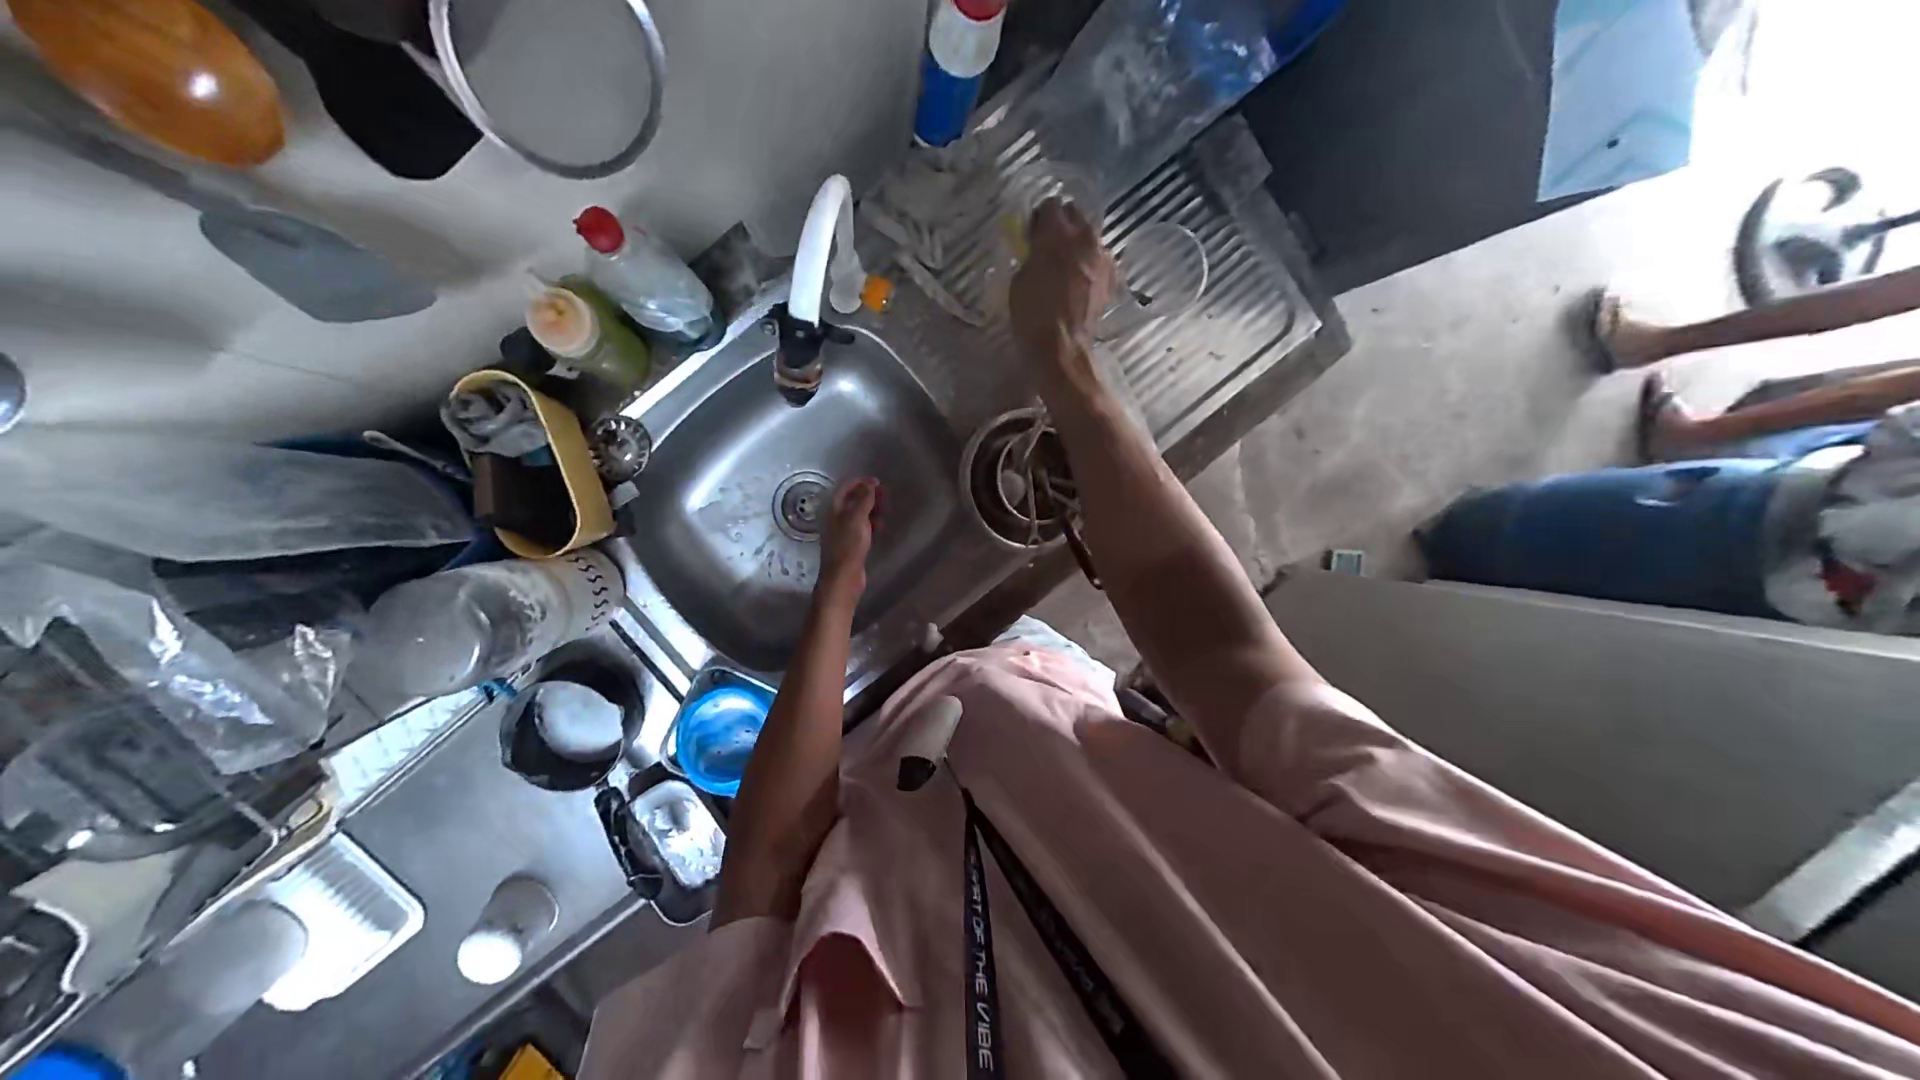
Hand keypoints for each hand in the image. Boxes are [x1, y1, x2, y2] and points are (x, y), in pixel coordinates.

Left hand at [818, 477, 879, 602]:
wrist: (843, 577)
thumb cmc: (849, 546)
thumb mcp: (857, 519)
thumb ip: (864, 500)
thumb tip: (869, 484)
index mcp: (834, 509)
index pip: (845, 487)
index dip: (861, 482)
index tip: (878, 482)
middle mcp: (837, 517)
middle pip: (853, 499)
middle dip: (868, 494)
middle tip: (885, 496)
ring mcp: (843, 530)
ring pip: (859, 513)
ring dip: (872, 508)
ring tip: (885, 510)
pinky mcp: (851, 543)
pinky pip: (862, 526)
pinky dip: (871, 522)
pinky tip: (880, 526)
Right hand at [1009, 198, 1115, 364]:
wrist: (1061, 345)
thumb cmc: (1031, 314)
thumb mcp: (1019, 278)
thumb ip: (1031, 254)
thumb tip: (1037, 247)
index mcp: (1056, 234)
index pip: (1050, 205)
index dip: (1039, 218)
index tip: (1032, 234)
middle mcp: (1084, 238)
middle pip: (1075, 214)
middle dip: (1062, 224)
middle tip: (1049, 245)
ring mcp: (1102, 257)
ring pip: (1090, 236)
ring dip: (1078, 244)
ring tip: (1067, 265)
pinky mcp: (1112, 277)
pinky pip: (1102, 258)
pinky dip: (1092, 263)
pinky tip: (1082, 279)